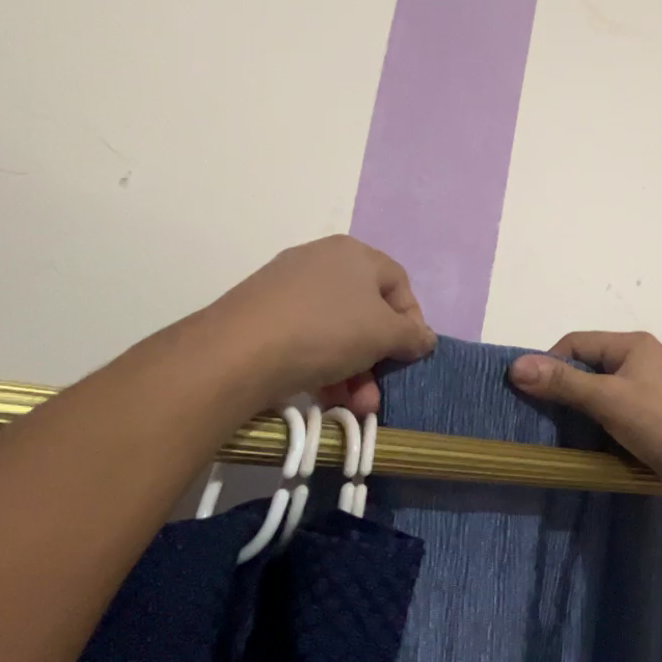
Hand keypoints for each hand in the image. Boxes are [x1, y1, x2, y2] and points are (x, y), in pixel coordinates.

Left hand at [200, 235, 437, 412]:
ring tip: (352, 407)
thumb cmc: (326, 331)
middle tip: (377, 392)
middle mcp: (321, 262)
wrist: (236, 354)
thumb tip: (425, 338)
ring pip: (336, 331)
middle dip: (377, 358)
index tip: (411, 355)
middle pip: (365, 312)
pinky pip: (304, 339)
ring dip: (352, 372)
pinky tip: (323, 398)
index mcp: (354, 253)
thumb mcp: (384, 334)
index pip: (399, 284)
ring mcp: (286, 287)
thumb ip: (412, 336)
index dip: (412, 321)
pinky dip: (320, 367)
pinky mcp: (260, 315)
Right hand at [508, 332, 661, 497]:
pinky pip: (617, 406)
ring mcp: (652, 385)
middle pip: (590, 363)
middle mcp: (643, 357)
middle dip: (565, 385)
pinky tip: (590, 437)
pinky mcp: (656, 411)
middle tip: (542, 414)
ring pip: (603, 387)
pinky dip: (600, 418)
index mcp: (634, 344)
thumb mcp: (607, 400)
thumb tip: (516, 365)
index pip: (577, 342)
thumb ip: (563, 382)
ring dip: (581, 404)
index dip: (550, 362)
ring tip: (562, 428)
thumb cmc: (659, 423)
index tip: (529, 393)